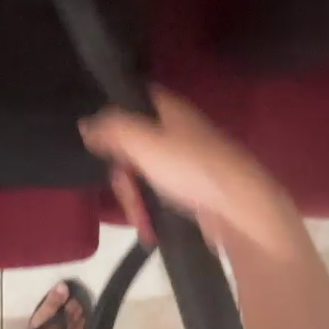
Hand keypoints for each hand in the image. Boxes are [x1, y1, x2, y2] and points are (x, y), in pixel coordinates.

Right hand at [80, 90, 304, 255]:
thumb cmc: (192, 168)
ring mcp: (188, 165)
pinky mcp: (194, 194)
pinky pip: (160, 198)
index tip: (99, 140)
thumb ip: (111, 129)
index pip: (135, 99)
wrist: (243, 212)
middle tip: (127, 190)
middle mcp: (179, 133)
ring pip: (145, 176)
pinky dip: (151, 213)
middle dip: (123, 173)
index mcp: (171, 111)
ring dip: (136, 199)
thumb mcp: (143, 142)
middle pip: (134, 145)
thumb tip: (86, 124)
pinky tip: (150, 229)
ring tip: (142, 220)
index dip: (114, 115)